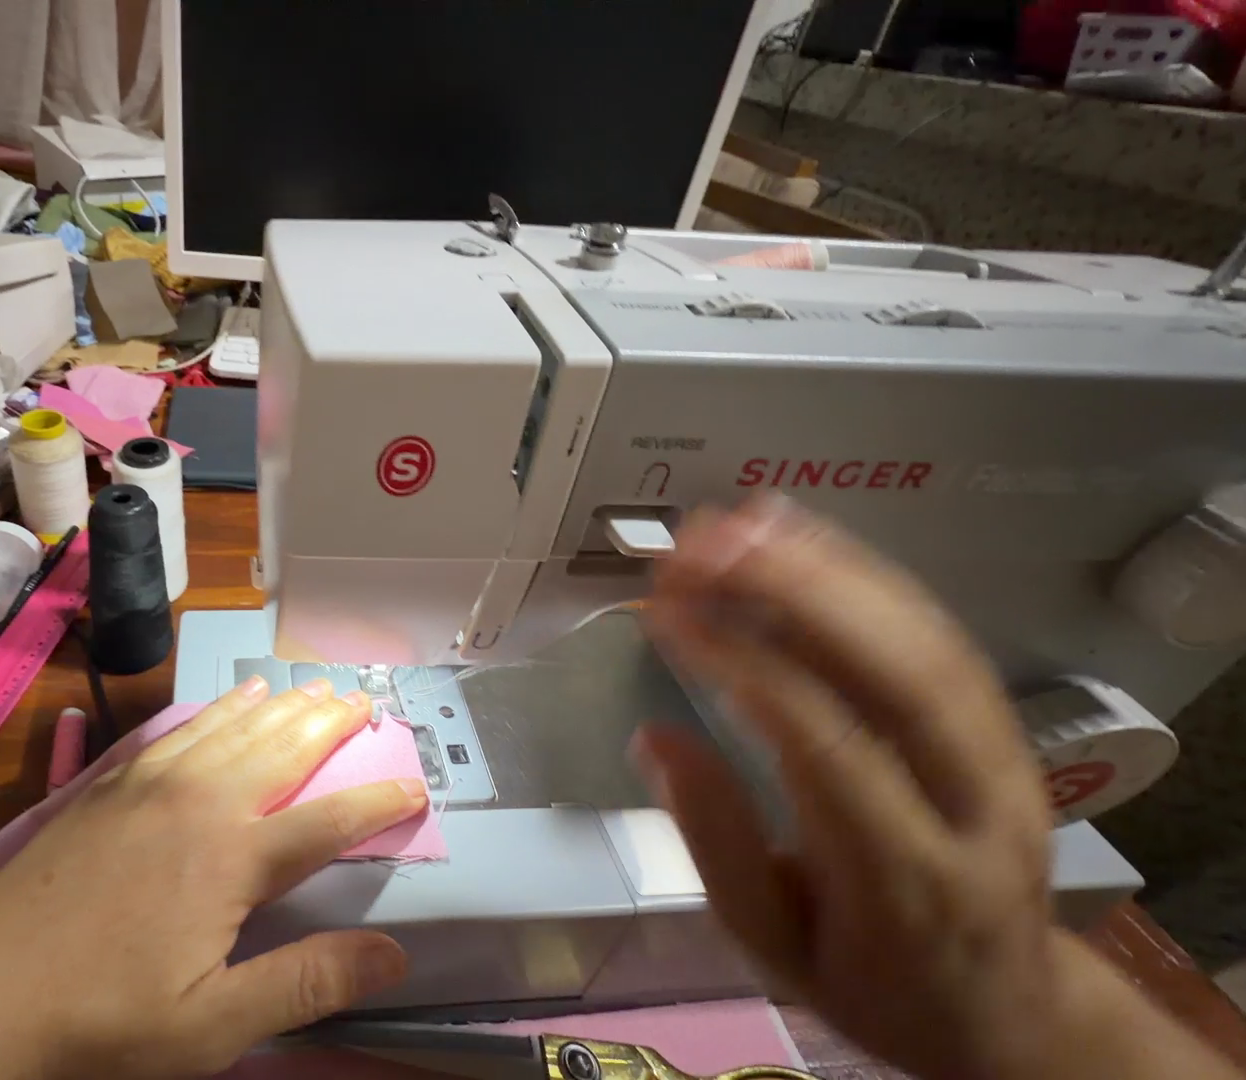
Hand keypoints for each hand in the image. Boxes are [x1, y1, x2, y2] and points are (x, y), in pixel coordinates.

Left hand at [0, 678, 427, 1078]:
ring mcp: (156, 780)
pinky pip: (187, 725)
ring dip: (285, 705)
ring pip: (239, 726)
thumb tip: (394, 953)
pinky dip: (223, 706)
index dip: (378, 802)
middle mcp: (204, 800)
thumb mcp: (212, 1024)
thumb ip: (306, 983)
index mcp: (234, 857)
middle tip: (366, 701)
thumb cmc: (103, 1013)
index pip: (329, 822)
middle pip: (285, 748)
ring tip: (318, 686)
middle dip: (332, 724)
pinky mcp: (119, 777)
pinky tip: (238, 695)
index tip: (415, 785)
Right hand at [632, 496, 1060, 1079]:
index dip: (740, 666)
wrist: (1002, 1007)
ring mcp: (1003, 755)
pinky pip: (930, 632)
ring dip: (820, 565)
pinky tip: (790, 533)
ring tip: (729, 523)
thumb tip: (654, 736)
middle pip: (899, 673)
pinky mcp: (997, 724)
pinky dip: (857, 573)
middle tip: (697, 542)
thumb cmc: (861, 976)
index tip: (663, 613)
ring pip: (922, 638)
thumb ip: (713, 840)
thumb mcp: (765, 941)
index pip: (827, 745)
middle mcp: (977, 803)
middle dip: (792, 590)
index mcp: (909, 877)